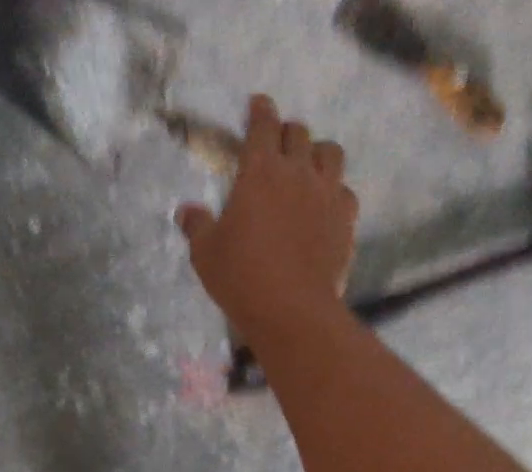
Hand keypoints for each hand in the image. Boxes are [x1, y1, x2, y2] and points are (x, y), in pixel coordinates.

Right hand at [175, 95, 358, 340]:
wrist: (291, 308)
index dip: (259, 110)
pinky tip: (325, 203)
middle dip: (286, 131)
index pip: (262, 126)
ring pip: (330, 152)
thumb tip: (186, 211)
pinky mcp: (346, 218)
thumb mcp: (205, 253)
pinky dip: (334, 189)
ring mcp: (327, 194)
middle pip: (299, 133)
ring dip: (316, 152)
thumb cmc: (240, 277)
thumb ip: (197, 226)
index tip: (257, 103)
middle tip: (276, 142)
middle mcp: (297, 172)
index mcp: (259, 173)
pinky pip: (345, 190)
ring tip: (307, 165)